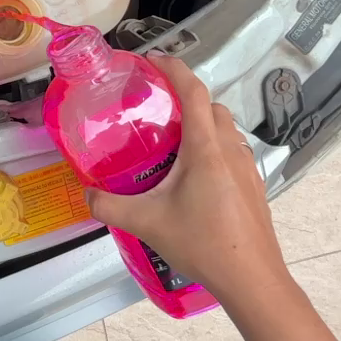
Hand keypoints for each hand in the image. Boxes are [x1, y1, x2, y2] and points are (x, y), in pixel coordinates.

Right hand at [84, 54, 289, 305]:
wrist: (252, 280)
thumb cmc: (201, 244)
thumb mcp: (144, 223)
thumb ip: (108, 205)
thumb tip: (86, 193)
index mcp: (205, 149)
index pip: (194, 92)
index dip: (174, 69)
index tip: (153, 60)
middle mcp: (230, 150)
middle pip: (212, 106)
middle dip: (187, 97)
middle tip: (157, 107)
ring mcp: (247, 168)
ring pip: (227, 128)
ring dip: (203, 122)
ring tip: (173, 140)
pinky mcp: (254, 187)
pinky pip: (233, 150)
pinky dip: (214, 146)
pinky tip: (194, 174)